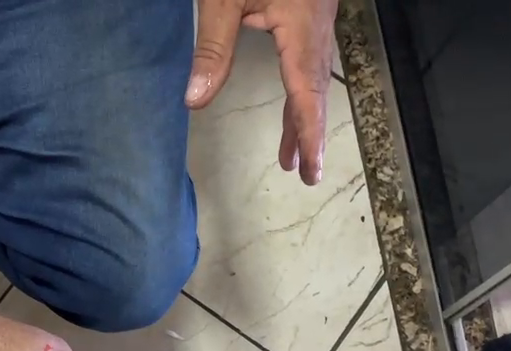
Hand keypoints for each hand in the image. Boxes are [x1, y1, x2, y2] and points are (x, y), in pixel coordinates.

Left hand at [187, 0, 339, 184]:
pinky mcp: (308, 6)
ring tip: (293, 155)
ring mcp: (316, 12)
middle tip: (306, 174)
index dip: (308, 131)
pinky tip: (294, 106)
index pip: (305, 89)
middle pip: (314, 86)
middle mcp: (315, 20)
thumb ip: (212, 46)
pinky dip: (301, 87)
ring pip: (312, 73)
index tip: (310, 168)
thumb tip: (195, 101)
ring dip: (303, 114)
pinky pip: (309, 56)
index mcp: (299, 22)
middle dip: (309, 131)